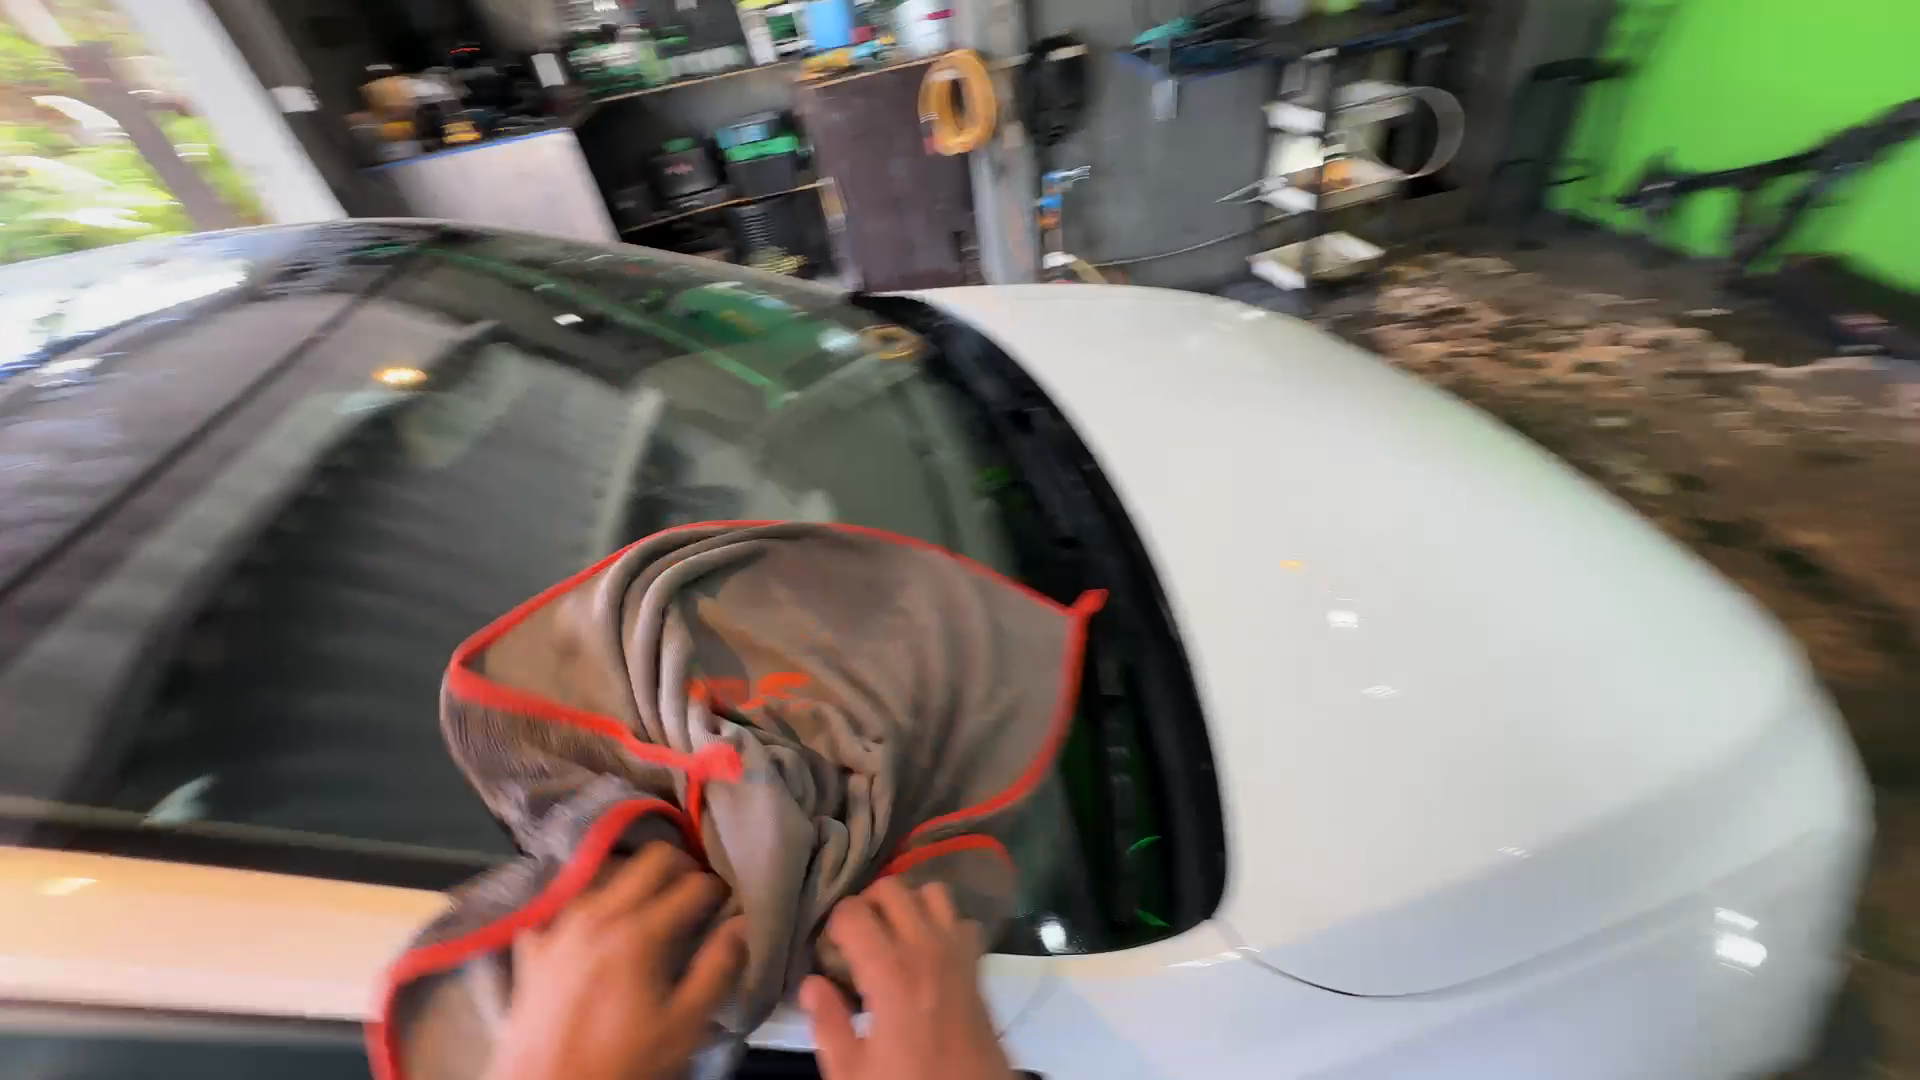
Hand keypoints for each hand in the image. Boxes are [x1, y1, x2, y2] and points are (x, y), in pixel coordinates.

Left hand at [485, 842, 745, 1079]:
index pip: (694, 884)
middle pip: (654, 857)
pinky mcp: (534, 945)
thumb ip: (719, 968)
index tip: (725, 904)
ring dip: (638, 879)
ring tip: (652, 905)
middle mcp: (598, 915)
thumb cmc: (620, 1064)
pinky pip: (564, 900)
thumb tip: (743, 923)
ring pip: (611, 869)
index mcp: (638, 933)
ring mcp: (560, 926)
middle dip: (684, 867)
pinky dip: (588, 900)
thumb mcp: (683, 1026)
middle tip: (695, 892)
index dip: (718, 889)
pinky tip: (599, 920)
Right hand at [799, 878, 1015, 1079]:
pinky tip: (929, 948)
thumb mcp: (852, 1074)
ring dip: (908, 903)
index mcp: (890, 972)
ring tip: (893, 932)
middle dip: (867, 903)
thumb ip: (828, 1024)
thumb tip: (811, 984)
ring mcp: (956, 949)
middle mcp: (925, 947)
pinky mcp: (977, 962)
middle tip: (857, 936)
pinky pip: (960, 918)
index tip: (829, 950)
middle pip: (891, 888)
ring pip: (931, 891)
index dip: (833, 925)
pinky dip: (943, 923)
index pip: (852, 912)